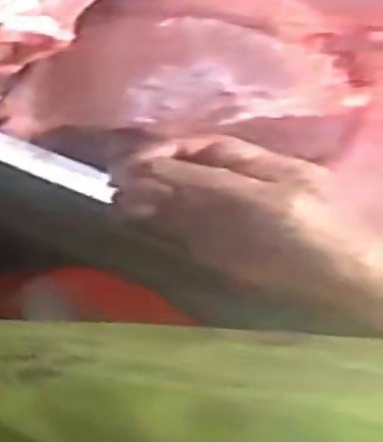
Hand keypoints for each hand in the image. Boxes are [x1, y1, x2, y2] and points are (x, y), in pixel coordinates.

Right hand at [112, 136, 382, 316]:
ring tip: (117, 205)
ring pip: (164, 194)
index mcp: (265, 169)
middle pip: (180, 170)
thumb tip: (132, 166)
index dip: (163, 149)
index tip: (124, 164)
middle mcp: (238, 187)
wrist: (328, 294)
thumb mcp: (254, 199)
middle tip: (113, 185)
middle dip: (143, 174)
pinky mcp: (200, 240)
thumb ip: (196, 179)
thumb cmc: (300, 239)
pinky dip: (137, 216)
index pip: (204, 147)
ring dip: (136, 195)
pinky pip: (161, 220)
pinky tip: (123, 217)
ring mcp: (218, 215)